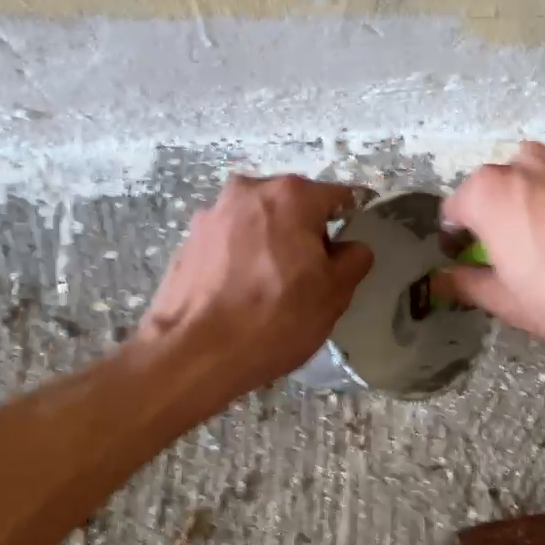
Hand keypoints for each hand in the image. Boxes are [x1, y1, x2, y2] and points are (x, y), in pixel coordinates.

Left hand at [142, 175, 373, 391]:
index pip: (339, 197)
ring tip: (271, 288)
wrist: (191, 354)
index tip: (349, 253)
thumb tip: (351, 246)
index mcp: (292, 195)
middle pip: (296, 206)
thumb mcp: (335, 293)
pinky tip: (240, 293)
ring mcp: (214, 212)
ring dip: (272, 244)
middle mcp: (250, 190)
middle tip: (310, 277)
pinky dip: (242, 258)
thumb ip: (355, 258)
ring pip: (261, 222)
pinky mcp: (189, 239)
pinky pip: (231, 241)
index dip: (351, 223)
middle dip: (307, 233)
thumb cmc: (273, 318)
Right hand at [440, 142, 544, 349]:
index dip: (457, 242)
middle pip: (494, 194)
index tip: (469, 266)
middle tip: (515, 266)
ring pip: (534, 189)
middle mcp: (523, 163)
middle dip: (497, 224)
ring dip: (533, 215)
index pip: (454, 212)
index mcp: (489, 191)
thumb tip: (440, 279)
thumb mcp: (511, 303)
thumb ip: (467, 285)